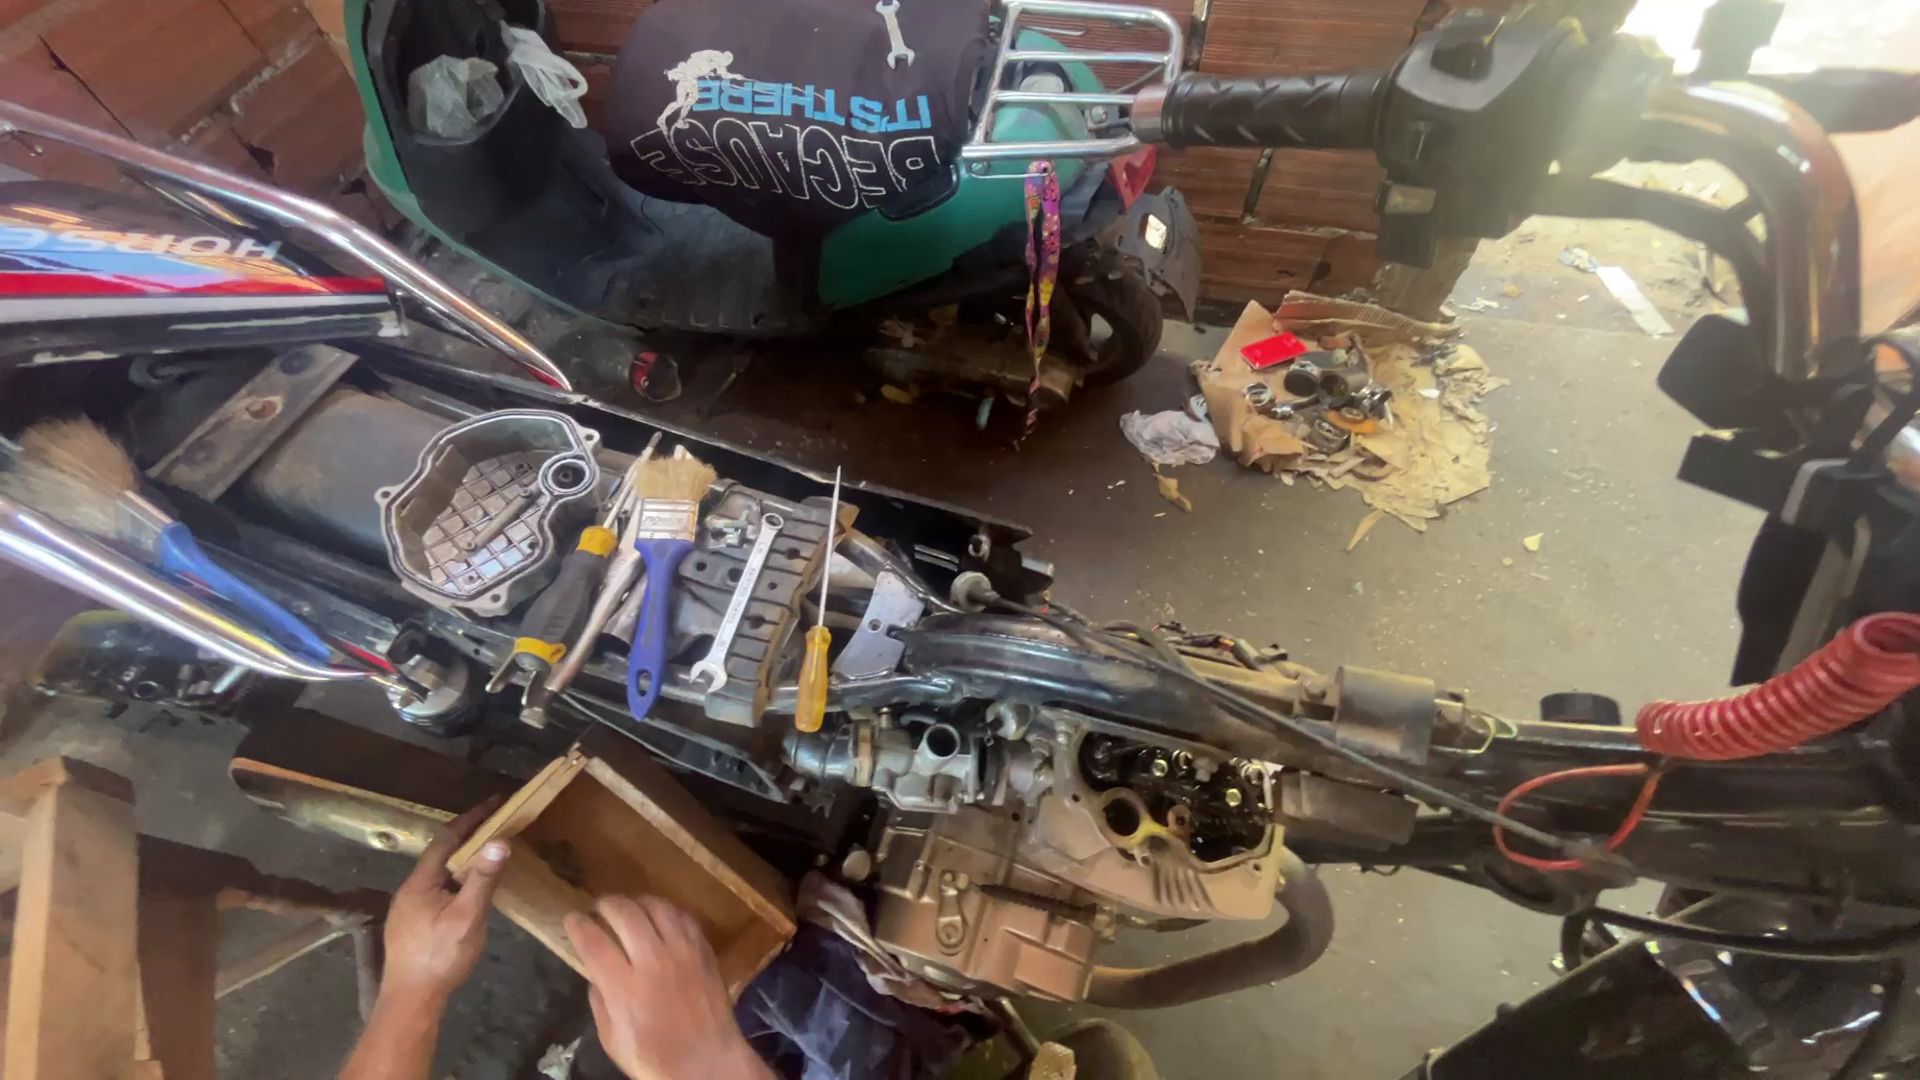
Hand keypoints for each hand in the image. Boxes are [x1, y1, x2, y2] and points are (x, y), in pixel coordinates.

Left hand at [380, 798, 510, 1005]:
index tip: (497, 801)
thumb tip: (500, 840)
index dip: (472, 817)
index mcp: (420, 883)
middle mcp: (411, 890)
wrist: (411, 1002)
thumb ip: (482, 878)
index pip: (446, 838)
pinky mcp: (415, 921)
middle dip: (471, 832)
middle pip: (442, 851)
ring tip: (493, 845)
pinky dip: (461, 872)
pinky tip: (475, 881)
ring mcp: (411, 907)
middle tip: (500, 819)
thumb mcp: (467, 916)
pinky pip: (441, 884)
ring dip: (465, 853)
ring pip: (441, 869)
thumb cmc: (440, 956)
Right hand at [565, 896, 770, 1079]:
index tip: (571, 918)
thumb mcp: (613, 1040)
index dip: (580, 927)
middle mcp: (653, 961)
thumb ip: (600, 1002)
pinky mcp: (702, 947)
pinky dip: (666, 910)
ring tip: (628, 906)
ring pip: (657, 907)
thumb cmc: (654, 1058)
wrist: (706, 1059)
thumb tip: (595, 972)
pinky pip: (682, 916)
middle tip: (599, 906)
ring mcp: (682, 950)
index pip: (595, 944)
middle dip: (608, 904)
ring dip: (638, 901)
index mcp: (625, 988)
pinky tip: (658, 915)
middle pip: (627, 915)